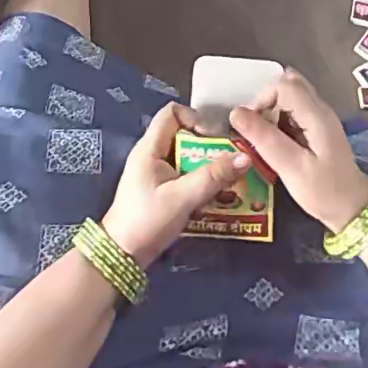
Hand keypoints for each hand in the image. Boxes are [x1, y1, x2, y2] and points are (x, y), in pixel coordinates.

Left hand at [100, 104, 248, 267]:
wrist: (122, 255)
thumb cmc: (147, 221)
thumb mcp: (182, 198)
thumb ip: (213, 177)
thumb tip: (245, 158)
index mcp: (150, 148)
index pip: (172, 112)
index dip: (195, 118)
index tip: (213, 139)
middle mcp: (153, 154)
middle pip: (185, 135)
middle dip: (209, 147)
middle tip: (230, 162)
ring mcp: (157, 173)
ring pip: (189, 158)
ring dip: (209, 167)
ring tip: (229, 181)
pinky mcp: (163, 189)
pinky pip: (187, 175)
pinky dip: (202, 182)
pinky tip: (217, 197)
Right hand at [229, 69, 367, 232]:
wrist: (352, 209)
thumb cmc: (323, 191)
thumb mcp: (291, 168)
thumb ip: (265, 138)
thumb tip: (236, 113)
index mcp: (316, 115)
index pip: (284, 84)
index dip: (263, 99)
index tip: (252, 125)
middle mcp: (320, 110)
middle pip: (287, 86)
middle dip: (265, 104)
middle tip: (259, 133)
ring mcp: (320, 118)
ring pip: (289, 98)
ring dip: (271, 113)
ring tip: (267, 141)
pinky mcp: (317, 128)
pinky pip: (293, 111)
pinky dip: (279, 121)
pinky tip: (278, 144)